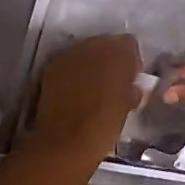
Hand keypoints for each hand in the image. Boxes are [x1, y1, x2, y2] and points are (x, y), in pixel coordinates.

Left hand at [28, 34, 140, 159]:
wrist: (65, 141)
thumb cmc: (105, 123)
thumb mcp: (129, 104)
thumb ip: (131, 88)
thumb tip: (130, 88)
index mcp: (119, 51)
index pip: (130, 44)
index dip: (132, 61)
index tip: (131, 79)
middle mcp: (94, 44)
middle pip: (106, 44)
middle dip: (110, 60)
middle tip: (112, 83)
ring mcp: (70, 54)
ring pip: (86, 53)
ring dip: (91, 65)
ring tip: (92, 88)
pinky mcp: (52, 67)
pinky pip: (69, 64)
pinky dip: (73, 73)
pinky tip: (74, 92)